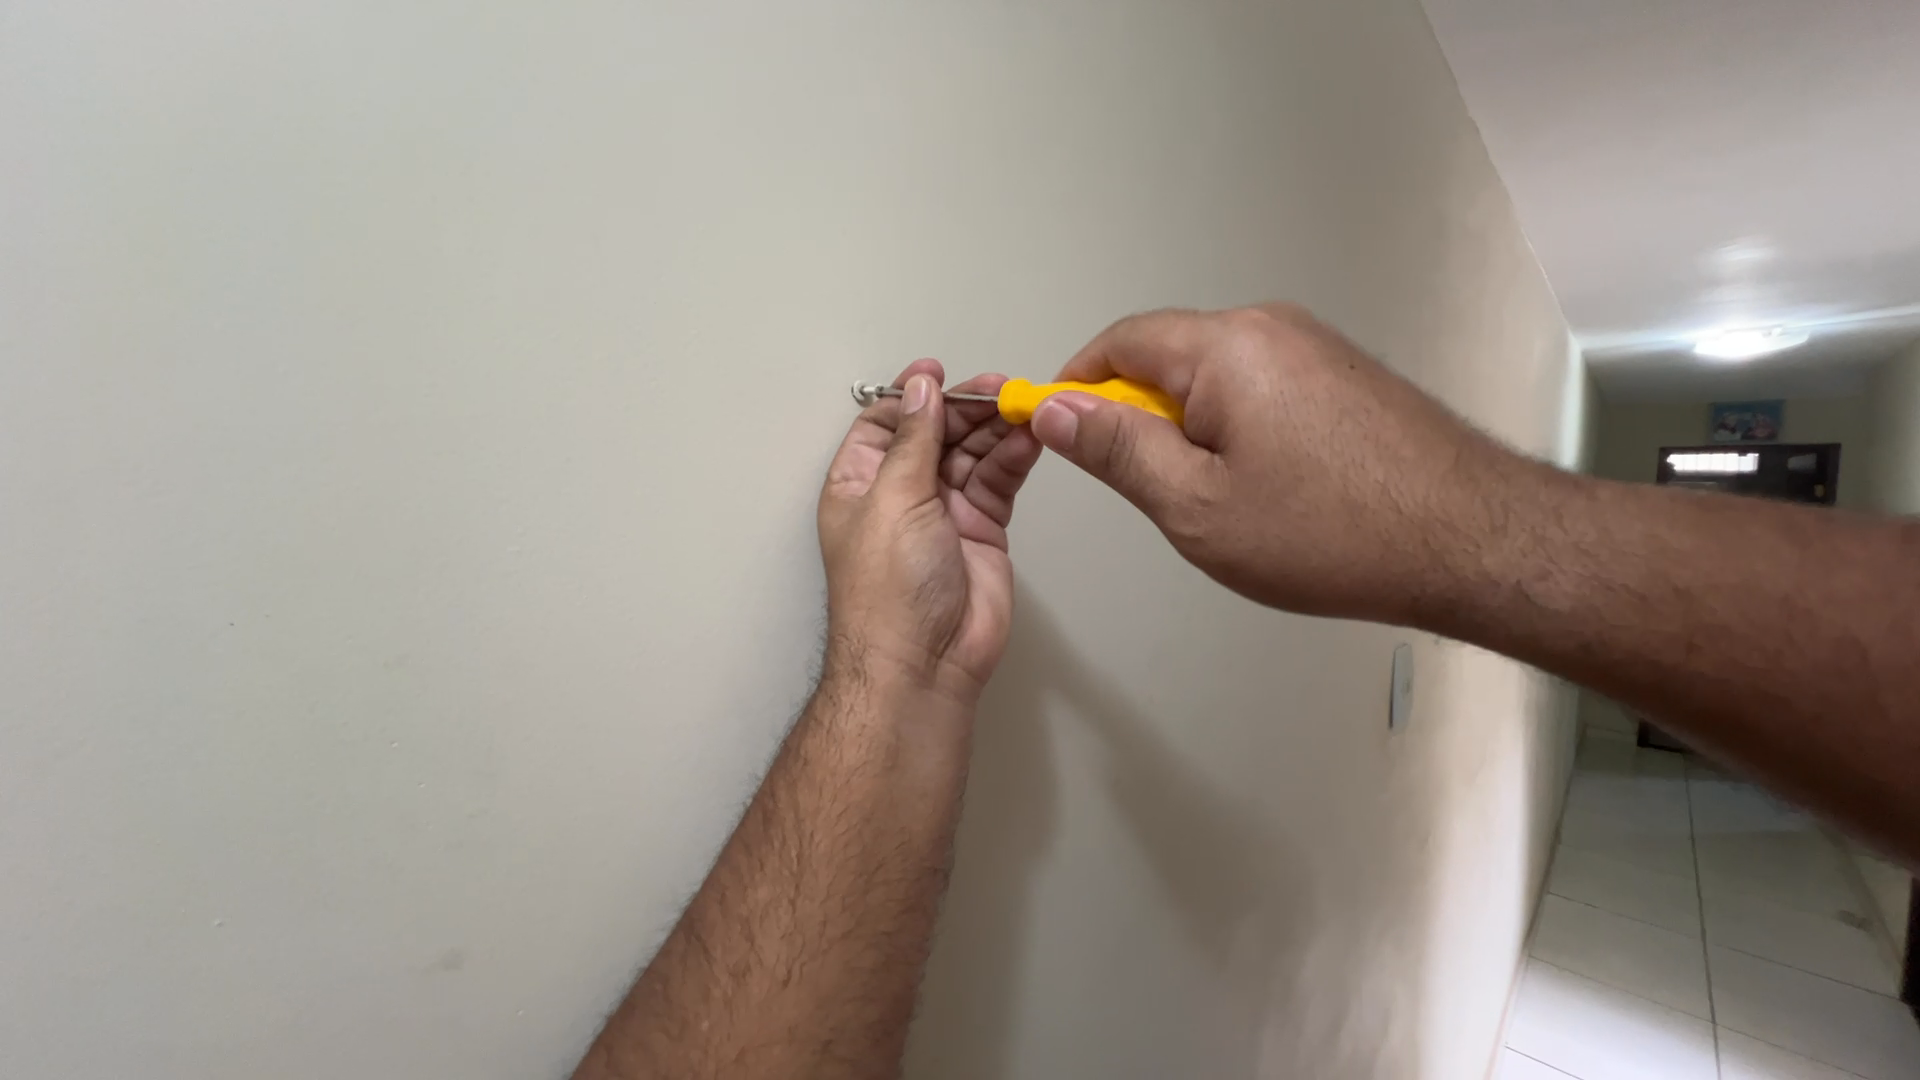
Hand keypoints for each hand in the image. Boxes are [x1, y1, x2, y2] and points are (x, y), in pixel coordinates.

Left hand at [818, 360, 1042, 703]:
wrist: (926, 662)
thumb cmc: (888, 591)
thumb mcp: (891, 499)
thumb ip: (912, 440)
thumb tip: (920, 388)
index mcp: (861, 484)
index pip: (884, 423)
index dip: (911, 395)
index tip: (939, 373)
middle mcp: (901, 494)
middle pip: (936, 433)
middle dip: (965, 409)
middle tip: (998, 389)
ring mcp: (944, 512)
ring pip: (972, 454)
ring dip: (995, 429)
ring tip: (1022, 406)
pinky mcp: (982, 528)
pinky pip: (998, 481)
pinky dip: (1013, 458)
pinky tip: (1029, 437)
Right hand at [1027, 304, 1522, 622]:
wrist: (1475, 544)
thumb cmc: (1327, 533)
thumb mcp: (1195, 505)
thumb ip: (1116, 450)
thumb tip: (1055, 410)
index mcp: (1226, 346)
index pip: (1119, 343)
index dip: (1074, 386)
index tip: (1057, 435)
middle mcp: (1270, 327)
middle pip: (1166, 356)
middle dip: (1135, 415)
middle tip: (1148, 488)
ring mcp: (1313, 347)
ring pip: (1211, 377)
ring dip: (1184, 427)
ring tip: (1211, 497)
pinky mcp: (1341, 375)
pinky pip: (1255, 387)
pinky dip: (1228, 428)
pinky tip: (1258, 484)